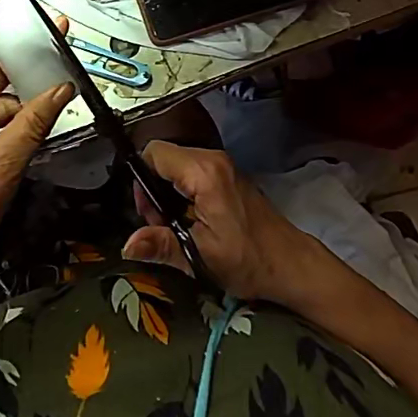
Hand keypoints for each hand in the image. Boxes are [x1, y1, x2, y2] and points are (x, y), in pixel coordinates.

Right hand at [122, 141, 329, 305]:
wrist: (290, 264)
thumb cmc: (248, 260)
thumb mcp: (200, 256)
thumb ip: (161, 245)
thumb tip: (127, 246)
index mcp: (204, 173)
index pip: (154, 152)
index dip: (141, 178)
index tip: (149, 211)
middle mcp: (213, 159)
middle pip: (163, 157)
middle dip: (152, 187)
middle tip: (161, 223)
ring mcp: (222, 165)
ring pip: (176, 164)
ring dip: (166, 191)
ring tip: (175, 224)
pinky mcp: (227, 174)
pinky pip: (191, 171)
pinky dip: (182, 191)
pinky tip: (189, 219)